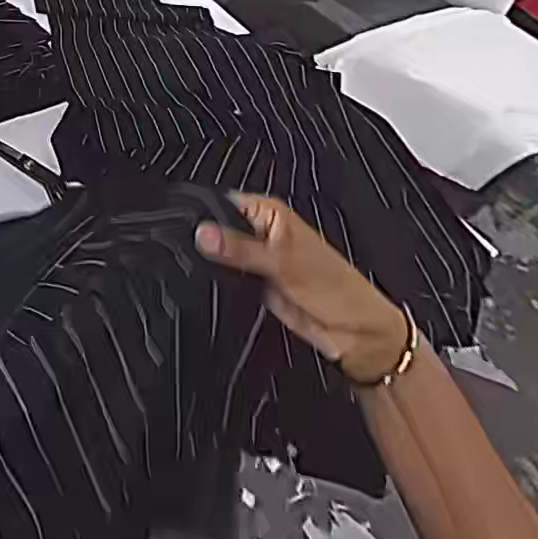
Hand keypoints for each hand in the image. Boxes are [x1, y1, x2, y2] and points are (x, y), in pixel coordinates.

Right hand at [196, 195, 411, 383]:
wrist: (357, 336)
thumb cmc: (338, 291)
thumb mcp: (283, 263)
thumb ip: (239, 248)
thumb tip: (202, 233)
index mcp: (270, 213)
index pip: (223, 202)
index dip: (202, 212)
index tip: (179, 223)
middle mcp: (261, 232)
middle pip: (217, 227)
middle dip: (204, 239)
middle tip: (186, 247)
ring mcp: (257, 258)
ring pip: (219, 253)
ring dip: (211, 261)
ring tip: (198, 266)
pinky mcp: (254, 282)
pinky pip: (226, 276)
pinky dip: (218, 280)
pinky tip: (210, 283)